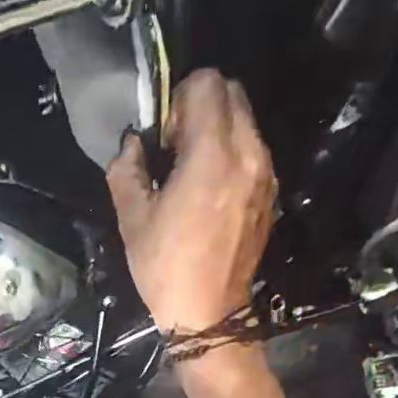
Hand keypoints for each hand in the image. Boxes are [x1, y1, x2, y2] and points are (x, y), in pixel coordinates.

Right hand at [106, 70, 276, 334]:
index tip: (164, 136)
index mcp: (213, 156)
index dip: (179, 99)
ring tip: (194, 170)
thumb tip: (132, 145)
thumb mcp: (132, 218)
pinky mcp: (271, 195)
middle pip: (232, 93)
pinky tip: (211, 189)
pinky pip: (254, 151)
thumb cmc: (166, 267)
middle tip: (177, 147)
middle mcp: (248, 155)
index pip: (207, 83)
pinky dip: (233, 153)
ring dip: (219, 129)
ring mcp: (265, 176)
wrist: (210, 314)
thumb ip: (127, 167)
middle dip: (202, 106)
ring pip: (246, 121)